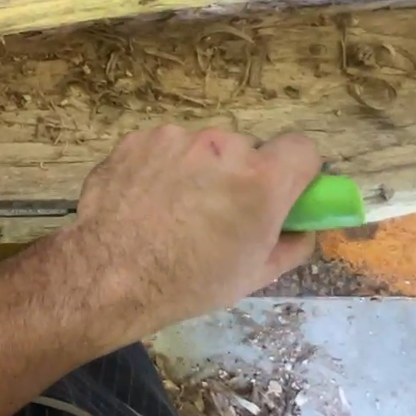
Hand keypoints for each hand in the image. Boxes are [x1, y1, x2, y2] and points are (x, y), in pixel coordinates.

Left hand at [34, 125, 321, 354]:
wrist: (113, 267)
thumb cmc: (192, 279)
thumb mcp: (258, 272)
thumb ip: (292, 242)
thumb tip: (302, 226)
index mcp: (260, 177)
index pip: (301, 148)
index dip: (295, 170)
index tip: (283, 192)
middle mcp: (219, 145)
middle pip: (244, 149)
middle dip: (238, 173)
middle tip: (219, 209)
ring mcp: (173, 137)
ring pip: (200, 147)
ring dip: (196, 168)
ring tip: (174, 206)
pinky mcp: (137, 137)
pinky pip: (162, 147)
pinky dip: (160, 166)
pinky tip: (146, 196)